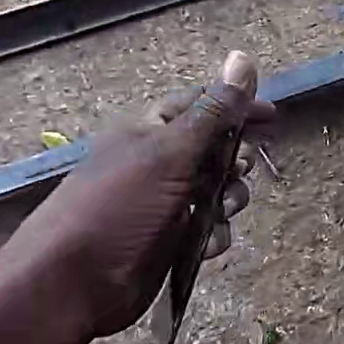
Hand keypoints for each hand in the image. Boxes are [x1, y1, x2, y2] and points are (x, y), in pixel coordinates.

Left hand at [0, 50, 276, 338]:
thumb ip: (213, 111)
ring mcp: (165, 201)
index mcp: (151, 130)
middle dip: (234, 161)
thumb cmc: (118, 206)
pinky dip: (214, 233)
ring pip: (218, 190)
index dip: (237, 106)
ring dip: (228, 200)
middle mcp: (159, 162)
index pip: (204, 104)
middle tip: (236, 171)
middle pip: (216, 149)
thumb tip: (242, 58)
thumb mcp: (170, 152)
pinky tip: (205, 244)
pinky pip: (208, 226)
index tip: (272, 116)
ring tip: (221, 211)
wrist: (70, 285)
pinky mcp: (170, 238)